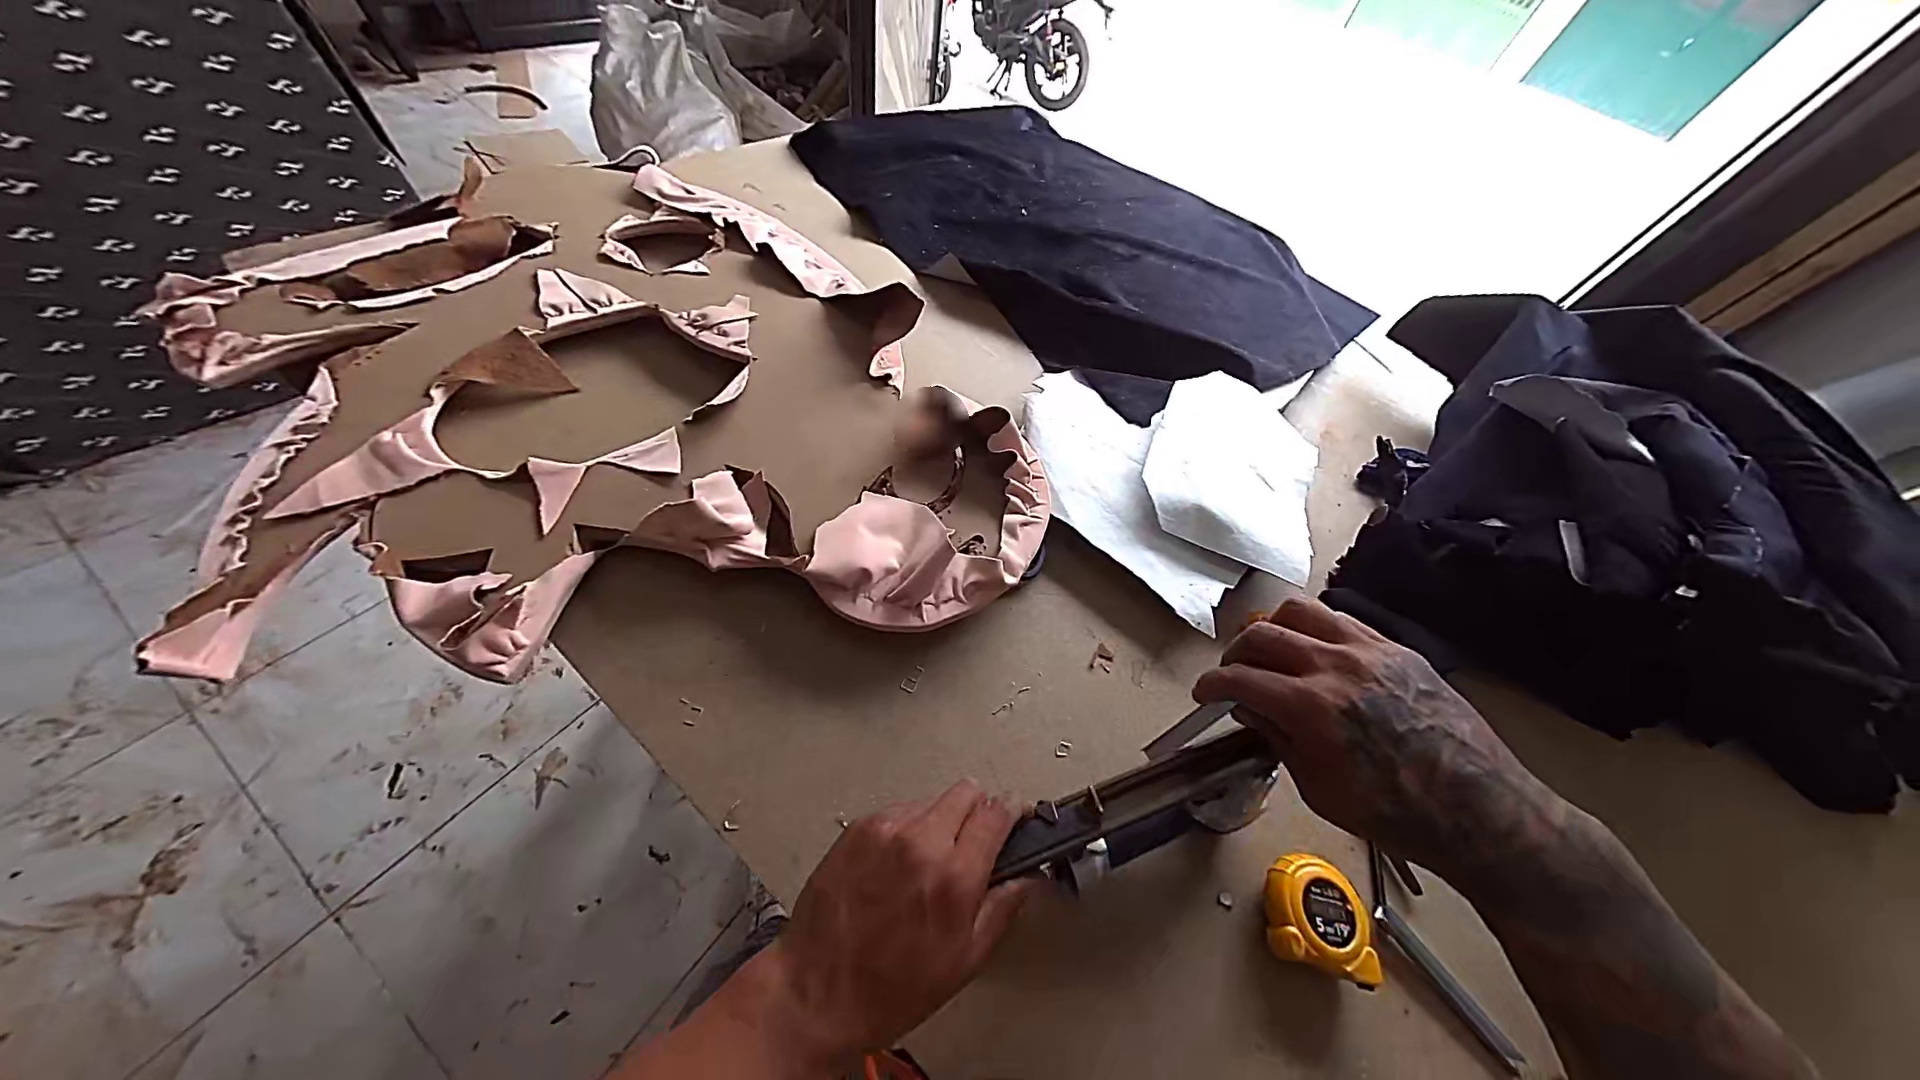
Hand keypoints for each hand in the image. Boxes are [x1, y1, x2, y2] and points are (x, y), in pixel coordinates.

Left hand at [752, 780, 1033, 1071]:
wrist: (817, 992)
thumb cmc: (888, 988)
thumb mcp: (963, 960)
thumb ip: (1001, 908)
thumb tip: (1025, 878)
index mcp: (953, 875)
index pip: (996, 812)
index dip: (1013, 810)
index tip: (1016, 814)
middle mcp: (920, 841)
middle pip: (967, 791)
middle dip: (979, 810)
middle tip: (976, 839)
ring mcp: (885, 829)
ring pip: (933, 799)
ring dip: (941, 820)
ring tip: (929, 861)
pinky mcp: (858, 828)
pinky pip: (899, 810)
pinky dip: (908, 827)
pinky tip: (899, 863)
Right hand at [1193, 597, 1556, 884]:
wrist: (1481, 812)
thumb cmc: (1399, 813)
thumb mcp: (1318, 787)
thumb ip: (1275, 737)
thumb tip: (1248, 707)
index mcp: (1313, 708)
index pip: (1240, 678)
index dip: (1211, 685)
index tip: (1205, 693)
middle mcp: (1338, 667)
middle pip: (1260, 635)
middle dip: (1234, 655)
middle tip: (1233, 675)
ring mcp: (1371, 652)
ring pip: (1299, 611)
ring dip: (1272, 629)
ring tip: (1271, 653)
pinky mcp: (1397, 650)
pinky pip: (1341, 620)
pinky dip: (1314, 630)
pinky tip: (1313, 653)